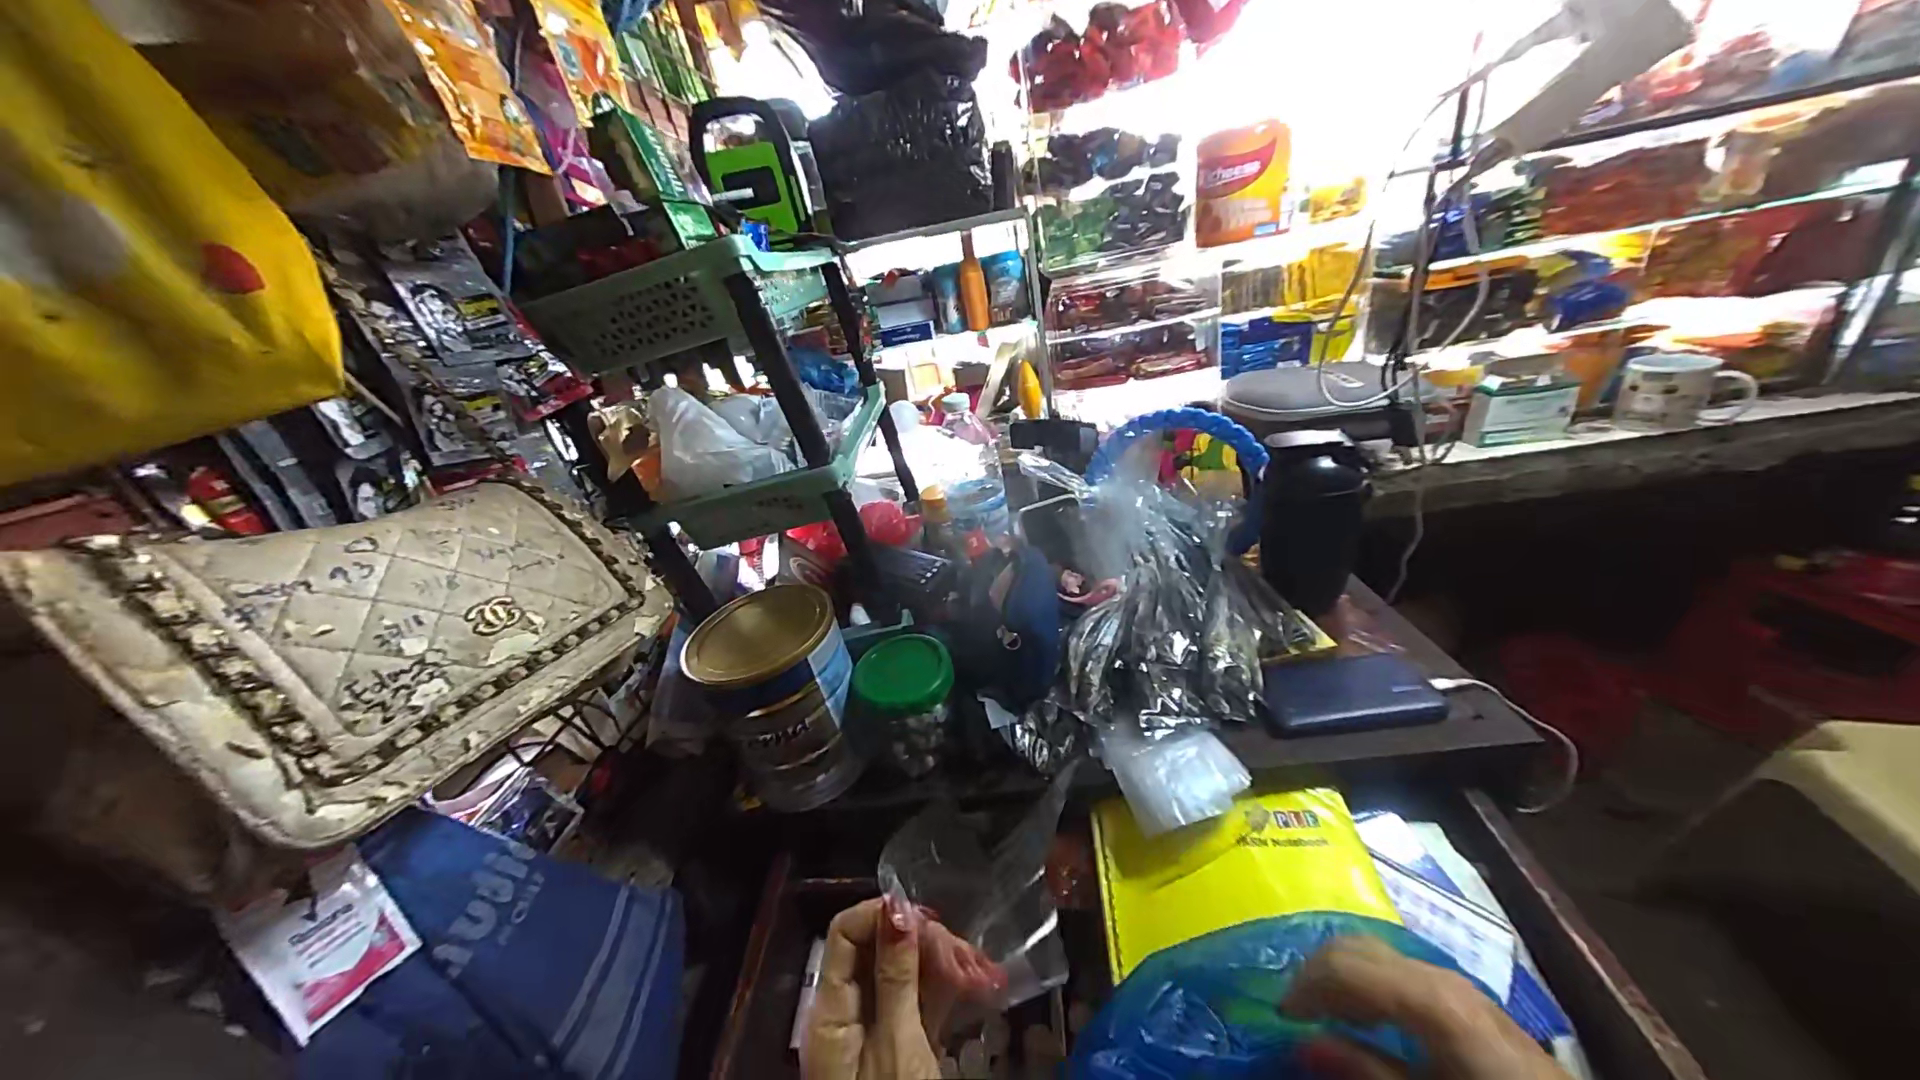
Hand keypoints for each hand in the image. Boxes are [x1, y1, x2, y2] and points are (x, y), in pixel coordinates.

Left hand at [801, 895, 1006, 1079]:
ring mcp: (878, 1031)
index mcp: (831, 1013)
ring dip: (946, 964)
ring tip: (984, 974)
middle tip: (966, 957)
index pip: (846, 934)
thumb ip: (896, 974)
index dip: (882, 915)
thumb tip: (895, 905)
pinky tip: (980, 986)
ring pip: (907, 972)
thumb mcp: (898, 1046)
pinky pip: (921, 1001)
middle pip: (880, 949)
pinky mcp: (903, 1048)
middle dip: (924, 942)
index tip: (927, 918)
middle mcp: (849, 1014)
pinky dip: (949, 991)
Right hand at [1283, 936, 1570, 1079]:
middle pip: (1356, 947)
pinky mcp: (1466, 998)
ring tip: (1326, 1015)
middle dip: (1318, 973)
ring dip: (1341, 976)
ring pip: (1375, 952)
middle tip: (1298, 1012)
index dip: (1304, 984)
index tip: (1282, 1017)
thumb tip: (1302, 1043)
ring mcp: (1455, 981)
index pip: (1342, 962)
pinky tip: (1368, 1018)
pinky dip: (1368, 984)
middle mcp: (1437, 973)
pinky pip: (1398, 970)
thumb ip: (1366, 1070)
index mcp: (1427, 996)